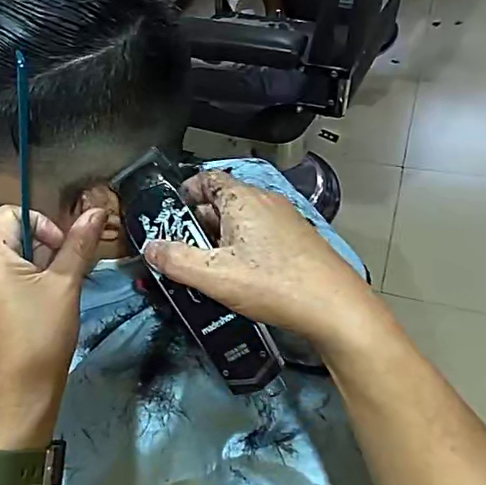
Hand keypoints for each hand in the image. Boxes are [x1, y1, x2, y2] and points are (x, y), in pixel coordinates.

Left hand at [0, 206, 107, 447]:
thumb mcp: (66, 284)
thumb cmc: (44, 333)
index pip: (11, 214)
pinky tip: (47, 302)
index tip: (62, 248)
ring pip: (13, 258)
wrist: (25, 390)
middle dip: (46, 245)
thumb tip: (96, 211)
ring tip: (60, 288)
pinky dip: (30, 280)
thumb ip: (79, 243)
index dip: (42, 222)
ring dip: (41, 264)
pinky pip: (8, 279)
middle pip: (12, 236)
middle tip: (66, 271)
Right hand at [141, 172, 390, 356]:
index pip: (208, 178)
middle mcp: (266, 201)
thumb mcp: (214, 275)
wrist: (333, 306)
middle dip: (200, 223)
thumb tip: (152, 248)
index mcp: (243, 199)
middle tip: (184, 249)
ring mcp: (285, 220)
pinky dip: (245, 247)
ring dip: (223, 238)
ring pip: (243, 220)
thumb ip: (176, 260)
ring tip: (210, 267)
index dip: (186, 191)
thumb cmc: (275, 284)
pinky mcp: (298, 240)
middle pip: (224, 201)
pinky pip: (262, 234)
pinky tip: (243, 275)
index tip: (172, 212)